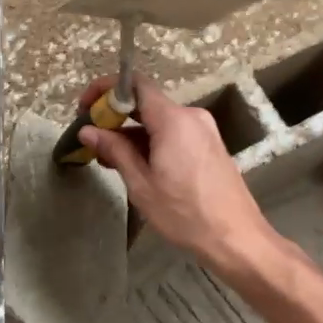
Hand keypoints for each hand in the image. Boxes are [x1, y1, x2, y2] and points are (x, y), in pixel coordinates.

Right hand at [76, 74, 274, 270]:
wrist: (237, 238)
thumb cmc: (186, 214)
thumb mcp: (142, 185)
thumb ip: (115, 151)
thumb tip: (88, 130)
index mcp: (173, 120)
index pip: (135, 84)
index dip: (106, 90)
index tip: (86, 109)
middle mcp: (191, 116)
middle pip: (145, 103)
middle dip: (115, 117)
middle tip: (92, 141)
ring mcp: (204, 130)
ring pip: (159, 120)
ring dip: (132, 134)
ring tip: (109, 160)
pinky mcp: (209, 145)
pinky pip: (174, 133)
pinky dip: (152, 142)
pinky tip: (137, 166)